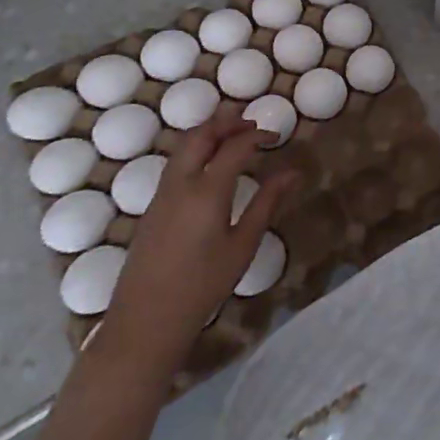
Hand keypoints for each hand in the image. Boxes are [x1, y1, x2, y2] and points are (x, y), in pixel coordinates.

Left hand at [103, 111, 295, 361]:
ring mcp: (163, 190)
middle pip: (202, 134)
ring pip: (184, 143)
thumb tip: (291, 173)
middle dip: (227, 121)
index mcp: (207, 190)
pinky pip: (176, 159)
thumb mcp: (242, 246)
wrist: (147, 317)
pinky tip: (209, 161)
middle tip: (252, 123)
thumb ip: (266, 204)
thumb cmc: (203, 285)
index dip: (257, 135)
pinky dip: (195, 146)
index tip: (276, 136)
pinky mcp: (153, 202)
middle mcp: (182, 180)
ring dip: (209, 130)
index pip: (235, 146)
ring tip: (232, 132)